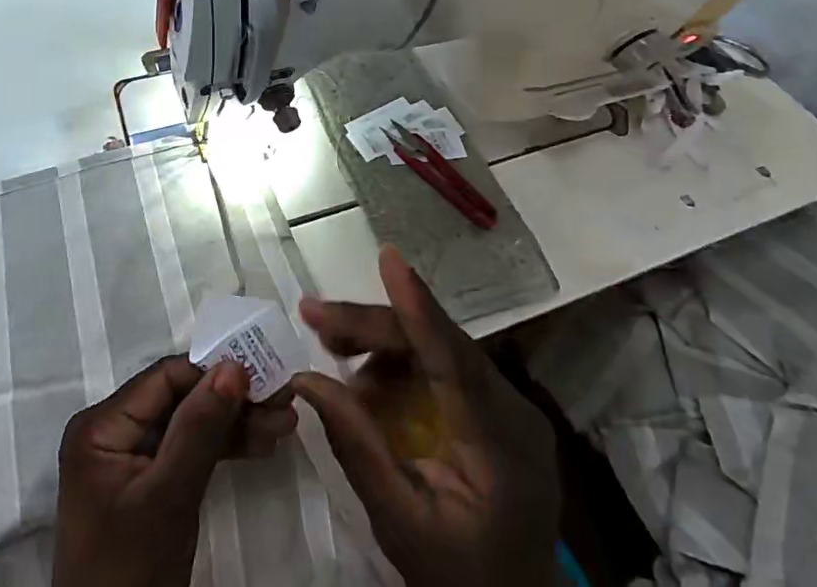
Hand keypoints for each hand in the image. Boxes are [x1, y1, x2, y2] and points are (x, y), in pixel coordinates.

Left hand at [54, 356, 297, 586]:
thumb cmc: (131, 568)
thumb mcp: (168, 497)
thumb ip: (199, 430)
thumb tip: (233, 366)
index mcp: (101, 424)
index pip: (163, 379)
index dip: (213, 371)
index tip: (264, 373)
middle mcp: (111, 432)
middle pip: (177, 400)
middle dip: (230, 400)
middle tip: (284, 401)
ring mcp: (128, 460)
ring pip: (186, 426)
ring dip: (233, 424)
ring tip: (283, 424)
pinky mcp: (146, 486)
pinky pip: (185, 453)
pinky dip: (220, 448)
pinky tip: (258, 445)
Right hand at [293, 246, 559, 586]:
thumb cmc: (456, 575)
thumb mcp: (398, 519)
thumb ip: (355, 446)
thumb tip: (305, 377)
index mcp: (501, 448)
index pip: (456, 364)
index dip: (419, 310)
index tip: (389, 260)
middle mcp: (512, 412)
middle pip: (437, 345)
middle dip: (370, 325)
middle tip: (310, 315)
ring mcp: (503, 407)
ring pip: (433, 346)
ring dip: (376, 340)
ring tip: (326, 343)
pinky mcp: (487, 407)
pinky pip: (435, 364)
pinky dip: (391, 362)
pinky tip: (359, 377)